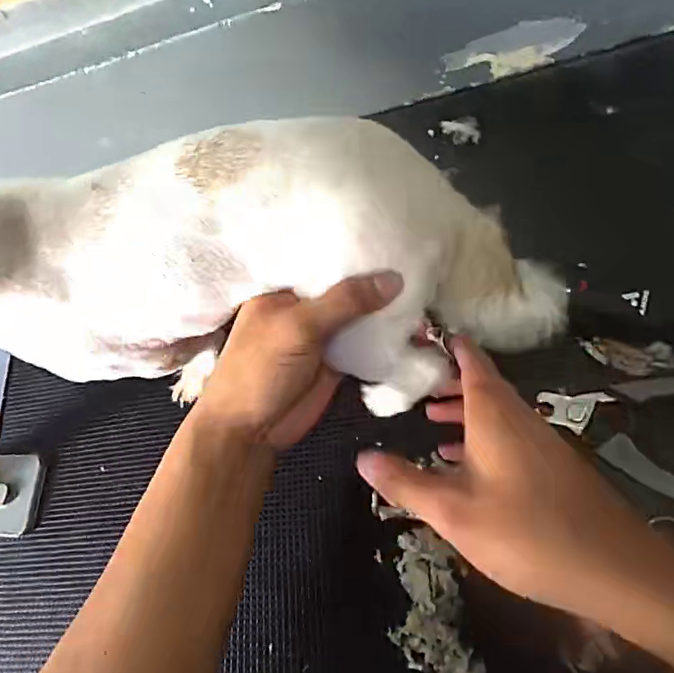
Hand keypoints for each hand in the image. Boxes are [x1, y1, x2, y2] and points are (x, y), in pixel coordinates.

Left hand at [191, 271, 403, 448]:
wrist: (249, 433)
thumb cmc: (260, 369)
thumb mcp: (299, 326)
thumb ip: (345, 301)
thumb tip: (393, 279)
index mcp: (283, 292)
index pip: (323, 263)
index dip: (355, 253)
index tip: (392, 239)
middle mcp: (304, 310)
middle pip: (346, 292)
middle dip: (377, 282)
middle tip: (418, 265)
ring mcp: (321, 338)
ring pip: (359, 319)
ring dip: (386, 312)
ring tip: (424, 293)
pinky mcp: (336, 364)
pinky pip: (366, 346)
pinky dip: (386, 340)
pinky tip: (414, 328)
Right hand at [355, 337, 673, 621]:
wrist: (612, 566)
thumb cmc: (526, 533)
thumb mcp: (454, 513)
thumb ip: (407, 484)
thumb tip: (363, 458)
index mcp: (495, 416)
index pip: (472, 364)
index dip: (451, 348)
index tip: (429, 336)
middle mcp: (521, 418)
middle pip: (485, 387)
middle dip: (451, 382)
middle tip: (419, 384)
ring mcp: (542, 442)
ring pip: (499, 413)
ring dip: (467, 412)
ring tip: (433, 421)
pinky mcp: (555, 467)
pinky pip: (512, 437)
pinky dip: (485, 438)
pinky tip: (469, 466)